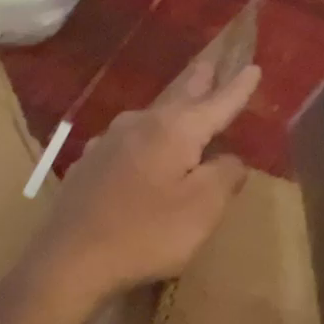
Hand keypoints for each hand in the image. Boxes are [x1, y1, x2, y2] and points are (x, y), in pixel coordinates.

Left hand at [4, 57, 260, 321]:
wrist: (70, 259)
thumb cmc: (146, 234)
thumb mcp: (202, 209)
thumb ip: (224, 177)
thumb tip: (232, 159)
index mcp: (173, 130)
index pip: (216, 103)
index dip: (237, 88)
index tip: (253, 68)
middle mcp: (138, 125)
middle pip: (177, 99)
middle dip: (198, 83)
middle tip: (211, 63)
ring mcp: (107, 144)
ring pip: (148, 118)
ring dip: (168, 109)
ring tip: (181, 102)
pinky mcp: (87, 167)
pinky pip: (125, 143)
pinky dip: (141, 140)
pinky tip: (136, 148)